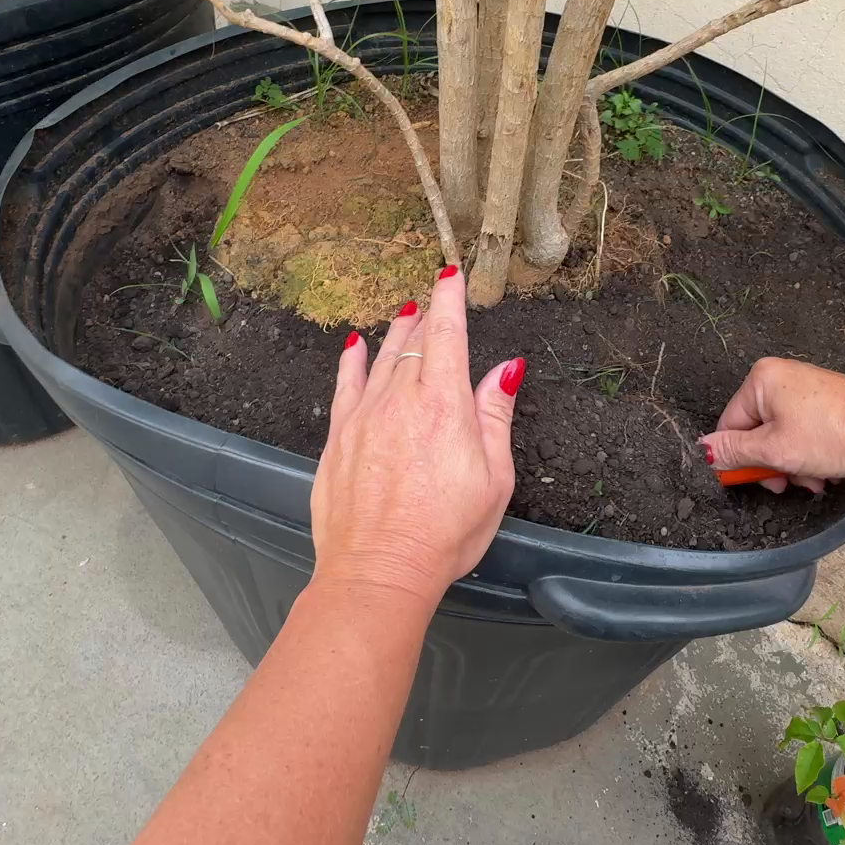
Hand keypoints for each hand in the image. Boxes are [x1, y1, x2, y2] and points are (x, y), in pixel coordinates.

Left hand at [310, 265, 525, 606]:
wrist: (378, 570)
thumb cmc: (445, 532)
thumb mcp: (494, 477)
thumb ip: (495, 415)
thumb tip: (506, 368)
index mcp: (443, 405)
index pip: (446, 334)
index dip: (449, 299)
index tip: (451, 275)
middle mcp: (400, 400)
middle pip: (413, 341)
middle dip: (426, 315)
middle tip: (433, 298)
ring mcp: (364, 417)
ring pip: (381, 358)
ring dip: (397, 332)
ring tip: (406, 313)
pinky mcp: (338, 438)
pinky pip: (344, 385)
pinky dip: (352, 361)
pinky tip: (356, 344)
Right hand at [701, 357, 844, 493]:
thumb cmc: (831, 434)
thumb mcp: (775, 450)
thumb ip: (735, 451)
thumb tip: (704, 450)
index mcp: (761, 379)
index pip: (731, 422)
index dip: (739, 456)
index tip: (755, 481)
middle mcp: (781, 376)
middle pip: (757, 429)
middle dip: (771, 462)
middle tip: (785, 484)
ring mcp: (806, 387)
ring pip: (782, 434)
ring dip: (792, 463)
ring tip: (814, 479)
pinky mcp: (827, 399)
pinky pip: (803, 429)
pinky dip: (809, 452)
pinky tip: (825, 469)